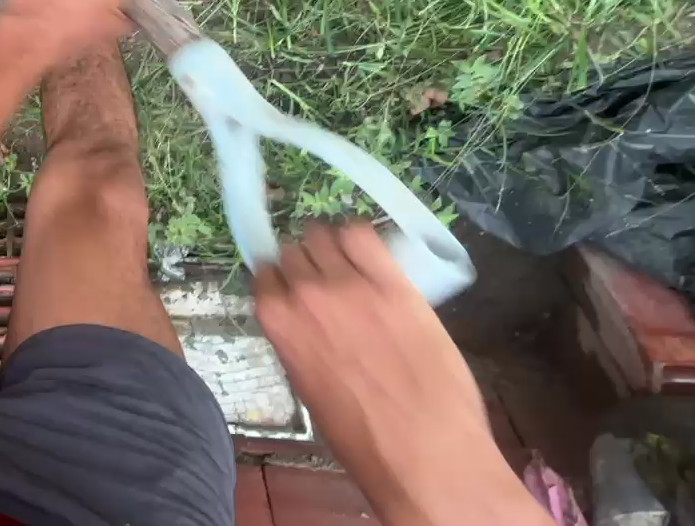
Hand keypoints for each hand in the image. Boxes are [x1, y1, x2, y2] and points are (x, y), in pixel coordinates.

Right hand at [255, 223, 547, 525]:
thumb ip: (296, 336)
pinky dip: (358, 237)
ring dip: (330, 247)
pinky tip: (369, 254)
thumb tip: (301, 315)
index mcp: (275, 318)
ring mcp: (348, 285)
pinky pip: (361, 235)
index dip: (282, 281)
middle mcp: (303, 292)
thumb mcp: (305, 381)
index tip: (297, 290)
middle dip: (306, 264)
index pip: (265, 271)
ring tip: (351, 266)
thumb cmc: (361, 435)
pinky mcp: (393, 285)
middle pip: (292, 250)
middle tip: (328, 282)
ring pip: (322, 235)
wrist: (429, 460)